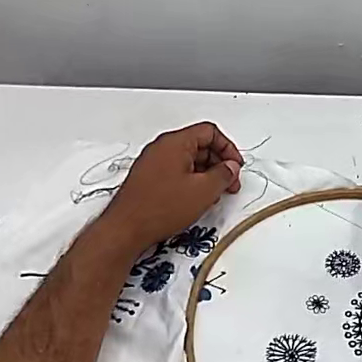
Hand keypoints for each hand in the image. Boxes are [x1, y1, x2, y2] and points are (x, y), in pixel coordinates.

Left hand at [96, 122, 242, 254]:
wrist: (126, 229)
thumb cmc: (157, 209)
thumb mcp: (203, 191)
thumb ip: (223, 175)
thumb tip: (230, 168)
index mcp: (175, 142)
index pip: (209, 132)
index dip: (228, 148)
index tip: (235, 166)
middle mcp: (162, 148)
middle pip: (199, 145)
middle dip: (219, 164)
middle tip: (228, 183)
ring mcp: (153, 163)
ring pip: (188, 160)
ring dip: (206, 175)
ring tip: (213, 195)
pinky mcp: (149, 178)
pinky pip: (176, 172)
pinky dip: (191, 182)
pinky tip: (196, 200)